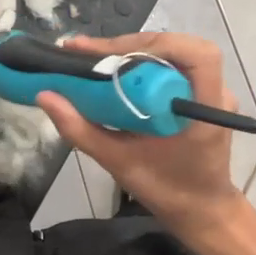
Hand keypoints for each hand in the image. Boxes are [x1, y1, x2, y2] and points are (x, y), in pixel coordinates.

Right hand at [36, 31, 242, 232]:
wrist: (201, 211)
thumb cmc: (167, 190)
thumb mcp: (118, 162)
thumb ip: (80, 129)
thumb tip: (43, 94)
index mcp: (203, 110)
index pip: (197, 55)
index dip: (156, 45)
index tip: (113, 56)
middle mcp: (212, 93)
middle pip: (176, 45)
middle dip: (129, 44)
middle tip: (88, 53)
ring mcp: (207, 90)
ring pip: (170, 49)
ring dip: (131, 48)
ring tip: (94, 57)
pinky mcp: (196, 91)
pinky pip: (168, 62)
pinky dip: (138, 59)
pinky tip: (112, 68)